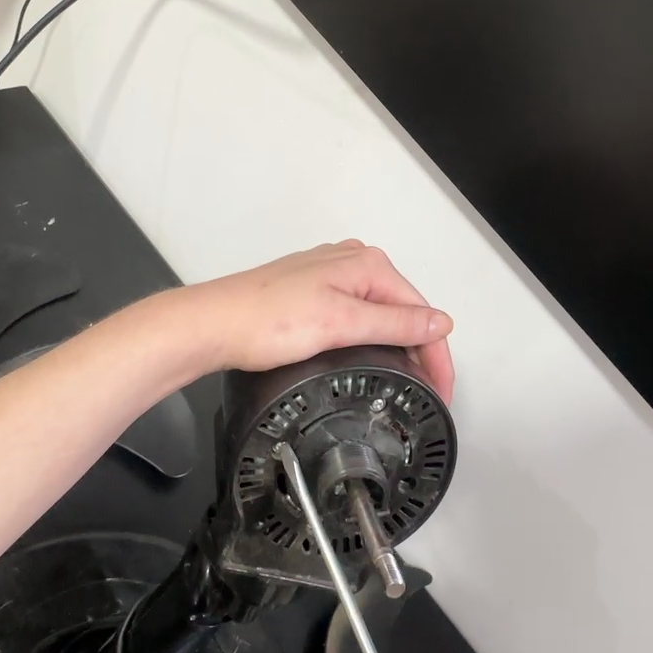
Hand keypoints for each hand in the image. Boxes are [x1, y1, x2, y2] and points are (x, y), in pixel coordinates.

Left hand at [177, 241, 455, 401]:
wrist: (212, 325)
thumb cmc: (267, 321)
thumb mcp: (342, 323)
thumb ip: (396, 323)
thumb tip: (440, 322)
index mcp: (367, 264)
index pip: (421, 311)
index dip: (436, 355)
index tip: (440, 391)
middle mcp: (353, 260)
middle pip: (404, 307)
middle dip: (421, 348)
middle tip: (427, 391)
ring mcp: (330, 273)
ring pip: (381, 309)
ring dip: (398, 343)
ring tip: (407, 378)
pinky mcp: (313, 289)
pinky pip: (359, 310)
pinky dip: (373, 335)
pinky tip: (372, 354)